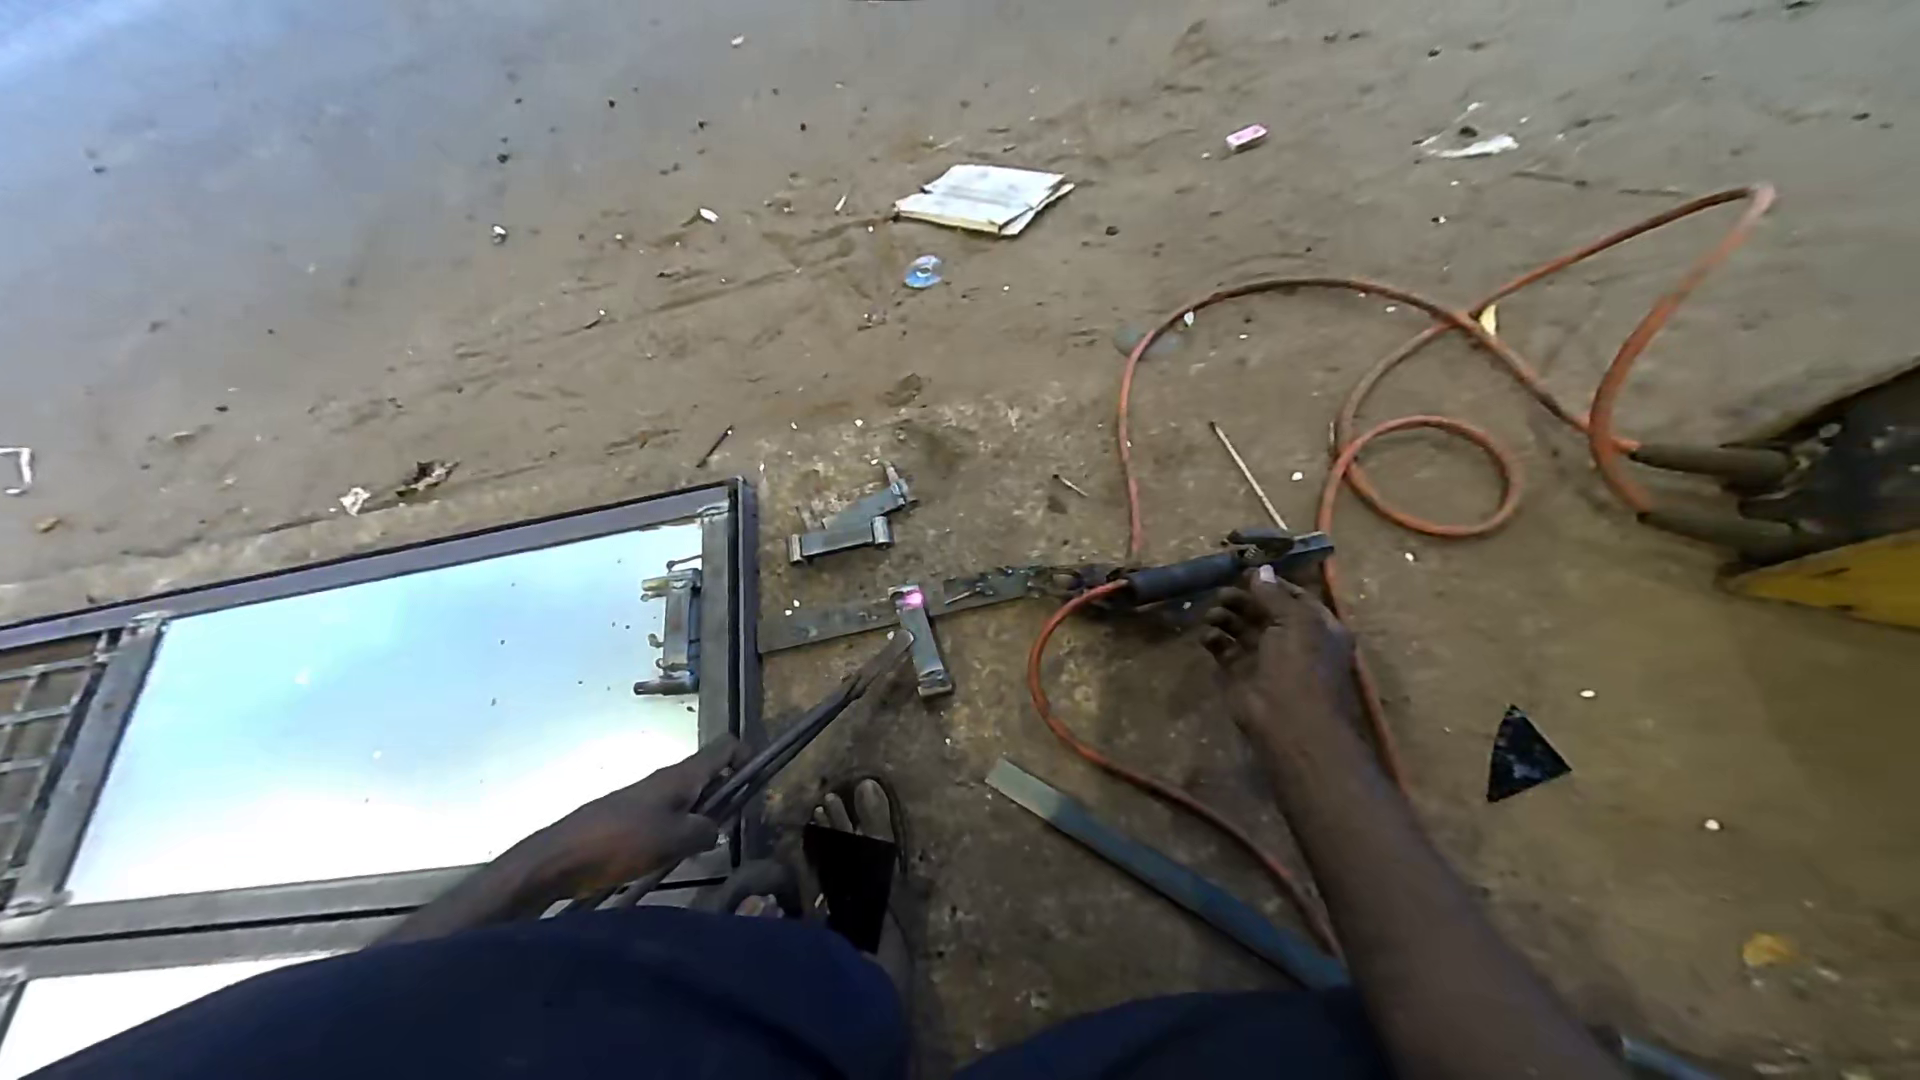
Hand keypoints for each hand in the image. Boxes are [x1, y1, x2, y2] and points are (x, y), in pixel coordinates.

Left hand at [515, 736, 746, 897]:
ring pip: (688, 797)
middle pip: (709, 773)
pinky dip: (676, 830)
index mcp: (684, 774)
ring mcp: (646, 796)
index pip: (726, 746)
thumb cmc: (623, 841)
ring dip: (700, 817)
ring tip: (697, 849)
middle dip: (726, 795)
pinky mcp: (629, 817)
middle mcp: (668, 778)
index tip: (754, 784)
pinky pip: (666, 815)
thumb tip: (715, 829)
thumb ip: (706, 831)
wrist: (558, 858)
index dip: (747, 757)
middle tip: (729, 827)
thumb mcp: (676, 840)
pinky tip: (667, 858)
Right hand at [1199, 567, 1359, 739]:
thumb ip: (1274, 594)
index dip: (1271, 584)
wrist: (1289, 722)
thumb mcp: (1295, 622)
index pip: (1293, 597)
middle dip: (1242, 600)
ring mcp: (1264, 659)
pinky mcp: (1240, 674)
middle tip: (1220, 593)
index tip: (1246, 572)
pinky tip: (1207, 635)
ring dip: (1225, 617)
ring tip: (1211, 614)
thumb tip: (1259, 569)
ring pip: (1240, 629)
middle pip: (1262, 611)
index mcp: (1316, 628)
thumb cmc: (1301, 666)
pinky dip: (1214, 640)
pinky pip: (1224, 650)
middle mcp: (1291, 641)